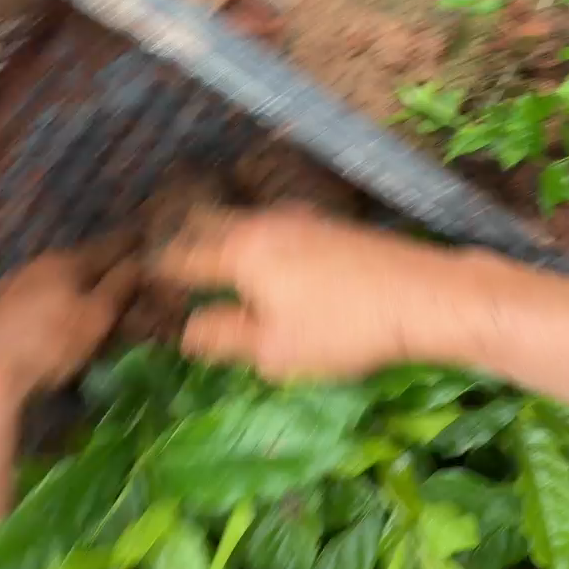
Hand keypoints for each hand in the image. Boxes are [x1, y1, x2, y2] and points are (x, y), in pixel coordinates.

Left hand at [0, 232, 140, 396]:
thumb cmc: (50, 343)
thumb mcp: (98, 315)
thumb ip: (123, 284)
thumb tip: (142, 260)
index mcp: (67, 259)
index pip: (112, 244)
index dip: (136, 245)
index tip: (153, 246)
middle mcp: (38, 264)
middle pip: (83, 262)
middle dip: (106, 271)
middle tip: (129, 283)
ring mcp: (12, 287)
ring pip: (59, 281)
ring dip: (80, 289)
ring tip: (97, 306)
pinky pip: (39, 299)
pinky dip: (58, 305)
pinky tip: (61, 323)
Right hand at [151, 206, 499, 379]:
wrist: (421, 294)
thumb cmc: (342, 328)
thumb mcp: (273, 350)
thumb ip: (223, 335)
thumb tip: (189, 327)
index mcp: (243, 251)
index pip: (185, 258)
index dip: (163, 272)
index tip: (148, 282)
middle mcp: (268, 223)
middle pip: (215, 224)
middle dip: (190, 238)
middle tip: (174, 258)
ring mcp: (305, 218)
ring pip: (249, 220)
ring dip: (227, 233)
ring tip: (216, 252)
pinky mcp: (334, 224)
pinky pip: (280, 224)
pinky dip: (261, 234)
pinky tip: (272, 251)